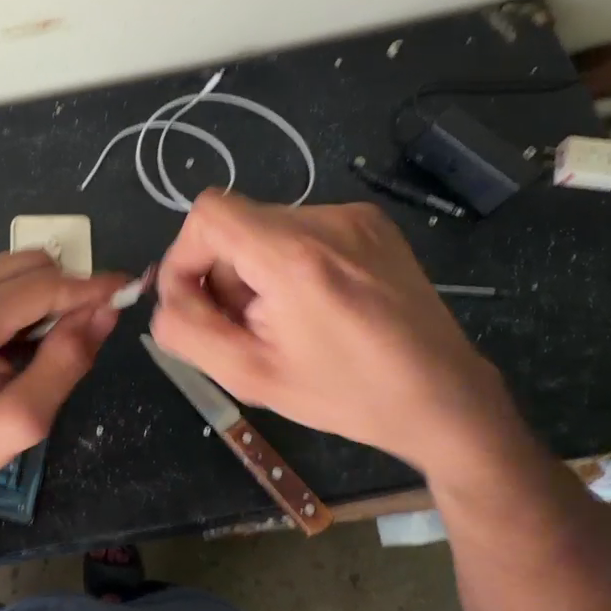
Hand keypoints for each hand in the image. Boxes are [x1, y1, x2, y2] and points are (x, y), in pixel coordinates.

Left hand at [0, 251, 128, 513]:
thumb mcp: (23, 418)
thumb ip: (67, 360)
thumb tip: (106, 311)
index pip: (41, 286)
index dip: (90, 287)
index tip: (130, 288)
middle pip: (27, 264)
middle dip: (65, 290)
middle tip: (80, 334)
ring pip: (11, 266)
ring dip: (41, 295)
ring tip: (41, 345)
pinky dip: (17, 299)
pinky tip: (15, 340)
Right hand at [150, 192, 519, 470]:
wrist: (444, 398)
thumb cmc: (345, 394)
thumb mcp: (248, 375)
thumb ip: (186, 331)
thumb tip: (166, 297)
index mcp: (295, 256)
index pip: (208, 212)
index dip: (184, 254)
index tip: (196, 301)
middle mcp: (327, 220)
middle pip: (235, 224)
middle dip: (222, 274)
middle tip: (244, 326)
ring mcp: (355, 217)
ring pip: (264, 228)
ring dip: (253, 271)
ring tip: (282, 321)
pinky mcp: (373, 224)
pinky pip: (300, 231)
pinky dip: (286, 264)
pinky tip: (313, 307)